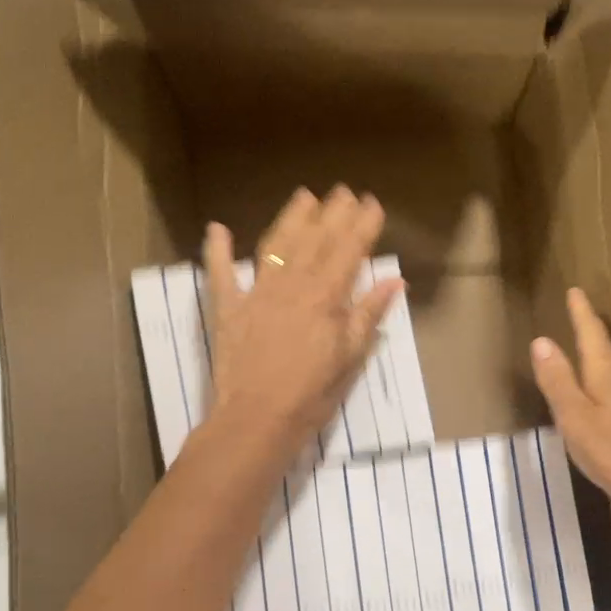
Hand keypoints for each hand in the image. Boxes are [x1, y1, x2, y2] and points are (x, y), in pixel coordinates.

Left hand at [201, 187, 404, 458]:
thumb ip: (368, 314)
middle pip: (315, 240)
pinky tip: (217, 228)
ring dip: (290, 218)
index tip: (373, 203)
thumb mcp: (351, 357)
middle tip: (343, 191)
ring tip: (304, 196)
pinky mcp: (228, 309)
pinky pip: (220, 275)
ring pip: (275, 245)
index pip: (349, 251)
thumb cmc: (312, 394)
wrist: (256, 419)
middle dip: (332, 214)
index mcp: (325, 297)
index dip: (362, 225)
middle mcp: (291, 285)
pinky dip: (216, 251)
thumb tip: (394, 281)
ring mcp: (256, 294)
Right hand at [530, 288, 610, 505]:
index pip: (592, 333)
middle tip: (578, 308)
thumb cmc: (609, 449)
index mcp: (606, 373)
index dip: (581, 312)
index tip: (575, 290)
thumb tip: (542, 340)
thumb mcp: (574, 415)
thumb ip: (557, 379)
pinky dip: (599, 373)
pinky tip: (596, 385)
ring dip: (597, 348)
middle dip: (590, 326)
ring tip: (584, 340)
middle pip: (605, 346)